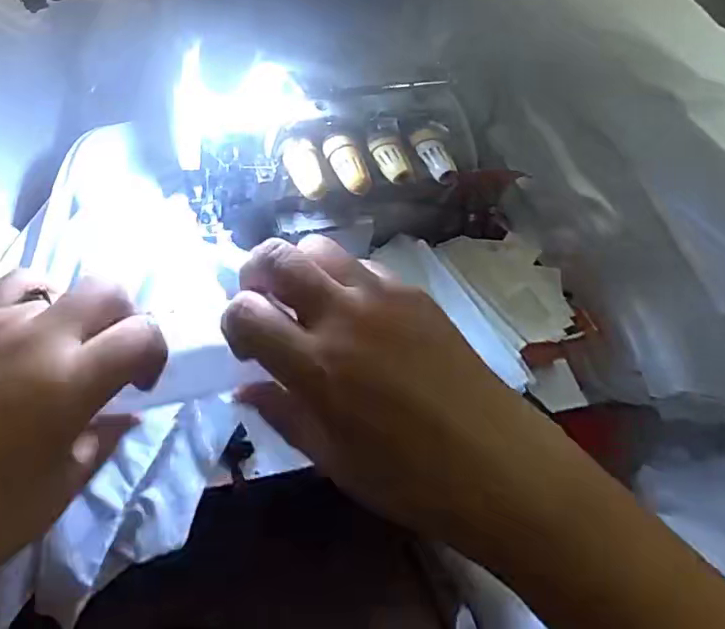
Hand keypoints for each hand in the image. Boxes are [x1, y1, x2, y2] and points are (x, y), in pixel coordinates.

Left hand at [0, 273, 167, 627]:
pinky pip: (13, 287)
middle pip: (109, 290)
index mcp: (70, 380)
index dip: (156, 352)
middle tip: (116, 359)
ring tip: (70, 348)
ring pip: (62, 284)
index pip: (142, 333)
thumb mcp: (56, 491)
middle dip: (128, 318)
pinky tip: (29, 330)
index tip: (142, 385)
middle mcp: (39, 337)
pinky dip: (36, 297)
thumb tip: (125, 415)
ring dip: (82, 310)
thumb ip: (100, 441)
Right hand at [221, 238, 724, 628]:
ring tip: (305, 295)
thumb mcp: (332, 458)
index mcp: (316, 365)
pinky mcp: (414, 291)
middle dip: (254, 270)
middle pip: (279, 258)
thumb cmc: (406, 476)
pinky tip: (356, 308)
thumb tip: (244, 387)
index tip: (240, 337)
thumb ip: (282, 413)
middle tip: (258, 296)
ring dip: (300, 264)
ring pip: (322, 247)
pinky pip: (365, 265)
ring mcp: (383, 295)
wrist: (493, 458)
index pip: (247, 314)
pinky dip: (344, 276)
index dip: (231, 318)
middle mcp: (344, 315)